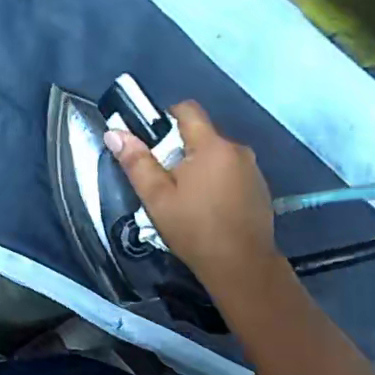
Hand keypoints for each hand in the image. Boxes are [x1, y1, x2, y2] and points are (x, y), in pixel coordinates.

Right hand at [105, 101, 279, 286]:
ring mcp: (252, 168)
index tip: (153, 143)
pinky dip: (218, 183)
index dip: (166, 117)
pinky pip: (232, 174)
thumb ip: (137, 163)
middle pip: (202, 137)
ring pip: (217, 157)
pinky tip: (209, 211)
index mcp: (211, 146)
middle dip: (181, 152)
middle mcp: (236, 149)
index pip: (188, 110)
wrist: (240, 265)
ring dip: (200, 169)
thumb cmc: (194, 230)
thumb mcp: (157, 199)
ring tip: (187, 201)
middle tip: (165, 183)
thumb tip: (114, 133)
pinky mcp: (260, 188)